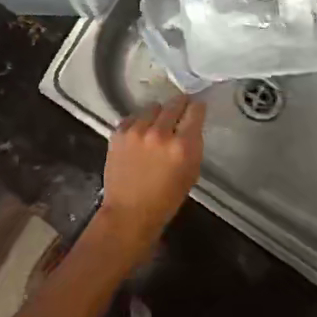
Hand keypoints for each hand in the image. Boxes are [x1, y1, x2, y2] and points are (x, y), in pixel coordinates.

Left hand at [98, 96, 204, 259]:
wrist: (129, 214)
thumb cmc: (166, 200)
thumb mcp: (191, 173)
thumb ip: (193, 145)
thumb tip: (191, 124)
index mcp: (183, 146)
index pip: (195, 110)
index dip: (198, 107)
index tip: (197, 108)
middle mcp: (160, 133)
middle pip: (175, 103)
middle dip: (180, 105)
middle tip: (180, 112)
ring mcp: (137, 131)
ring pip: (153, 107)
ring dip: (158, 115)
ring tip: (157, 127)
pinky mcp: (119, 132)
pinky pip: (134, 116)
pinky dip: (139, 122)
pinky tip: (140, 136)